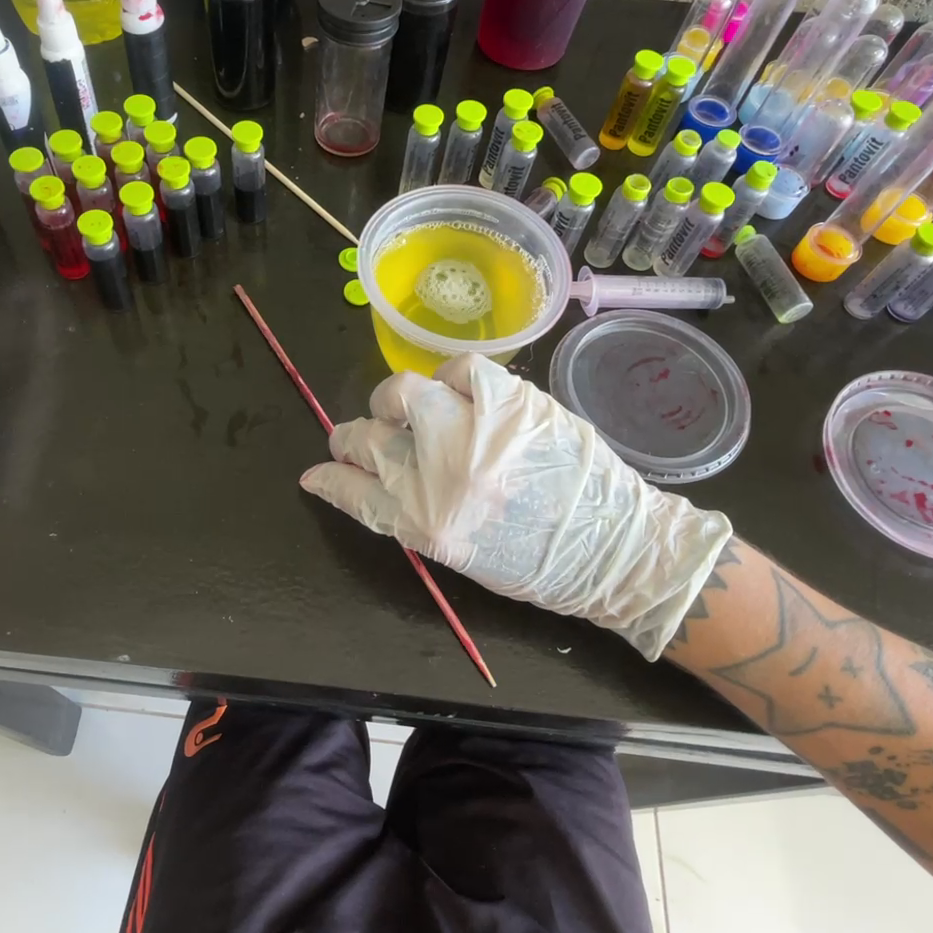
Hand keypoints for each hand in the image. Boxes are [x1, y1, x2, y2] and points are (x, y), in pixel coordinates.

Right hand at [299, 354, 731, 659]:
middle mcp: (438, 476)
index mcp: (422, 524)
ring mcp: (471, 432)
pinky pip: (457, 369)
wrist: (613, 549)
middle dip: (352, 436)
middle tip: (365, 432)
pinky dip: (450, 378)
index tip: (319, 469)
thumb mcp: (457, 552)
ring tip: (415, 410)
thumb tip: (372, 479)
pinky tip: (460, 394)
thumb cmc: (534, 563)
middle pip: (365, 439)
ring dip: (396, 402)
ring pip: (400, 393)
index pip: (351, 491)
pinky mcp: (507, 400)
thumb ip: (411, 514)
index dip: (329, 476)